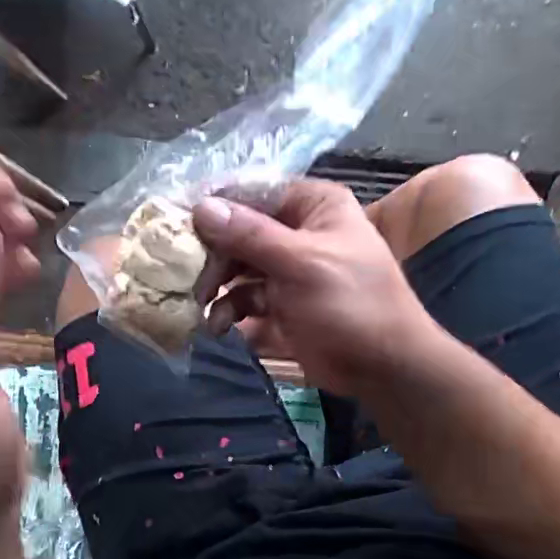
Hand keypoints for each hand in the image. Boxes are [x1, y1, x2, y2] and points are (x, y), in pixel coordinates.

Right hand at [193, 180, 440, 395]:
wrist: (383, 367)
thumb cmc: (351, 304)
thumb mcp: (301, 263)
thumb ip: (250, 235)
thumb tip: (201, 207)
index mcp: (313, 206)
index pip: (253, 192)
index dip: (215, 206)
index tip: (176, 223)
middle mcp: (298, 232)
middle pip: (239, 231)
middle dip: (212, 255)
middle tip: (188, 278)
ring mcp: (289, 270)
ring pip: (238, 267)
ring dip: (216, 286)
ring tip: (201, 306)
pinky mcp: (282, 306)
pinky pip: (246, 300)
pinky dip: (230, 311)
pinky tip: (219, 327)